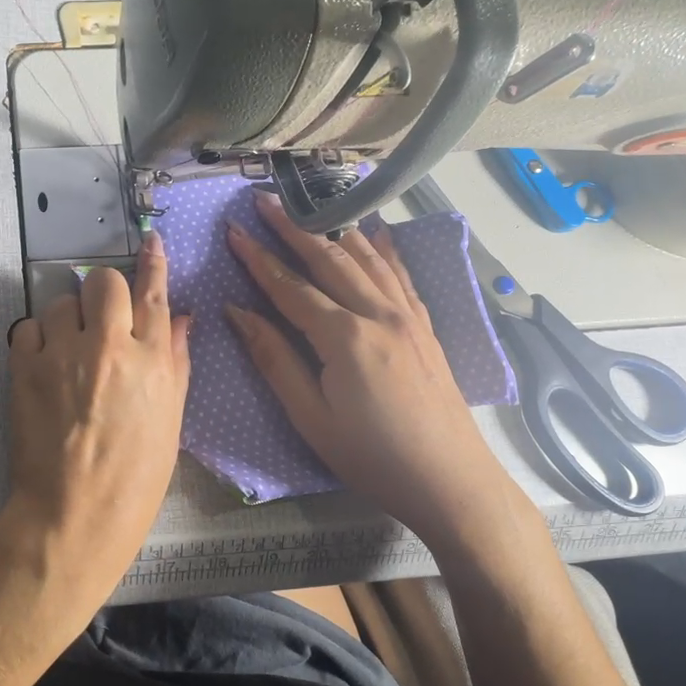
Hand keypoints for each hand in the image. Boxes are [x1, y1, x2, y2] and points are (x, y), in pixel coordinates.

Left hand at [5, 234, 190, 599]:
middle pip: (103, 282)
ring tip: (68, 355)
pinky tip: (43, 365)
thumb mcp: (171, 421)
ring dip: (67, 320)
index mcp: (152, 362)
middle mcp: (109, 347)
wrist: (74, 514)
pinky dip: (35, 338)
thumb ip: (174, 362)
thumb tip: (180, 317)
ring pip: (61, 302)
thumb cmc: (134, 478)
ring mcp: (64, 353)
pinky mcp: (25, 366)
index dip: (154, 263)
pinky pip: (27, 326)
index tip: (150, 241)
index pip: (154, 295)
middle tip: (100, 320)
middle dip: (103, 293)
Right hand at [222, 190, 526, 546]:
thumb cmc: (372, 457)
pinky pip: (400, 277)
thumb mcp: (310, 417)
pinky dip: (383, 251)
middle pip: (328, 259)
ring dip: (333, 231)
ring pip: (366, 260)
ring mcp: (408, 318)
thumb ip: (274, 359)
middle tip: (264, 201)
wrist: (453, 484)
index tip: (232, 229)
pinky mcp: (426, 329)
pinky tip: (375, 235)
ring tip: (309, 209)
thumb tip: (236, 313)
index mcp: (344, 337)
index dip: (258, 257)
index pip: (289, 285)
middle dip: (293, 228)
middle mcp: (378, 314)